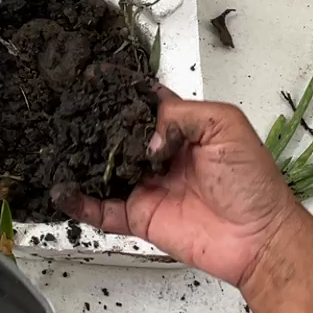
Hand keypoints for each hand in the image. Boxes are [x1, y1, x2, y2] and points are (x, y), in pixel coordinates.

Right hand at [52, 95, 311, 287]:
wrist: (258, 237)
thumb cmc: (250, 179)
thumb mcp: (224, 126)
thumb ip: (180, 117)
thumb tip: (144, 140)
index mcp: (180, 127)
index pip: (144, 101)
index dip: (121, 88)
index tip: (95, 75)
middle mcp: (158, 154)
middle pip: (116, 134)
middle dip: (92, 121)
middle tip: (66, 109)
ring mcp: (146, 185)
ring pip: (103, 170)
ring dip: (80, 160)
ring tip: (54, 147)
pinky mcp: (139, 216)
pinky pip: (102, 210)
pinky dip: (79, 203)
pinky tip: (61, 191)